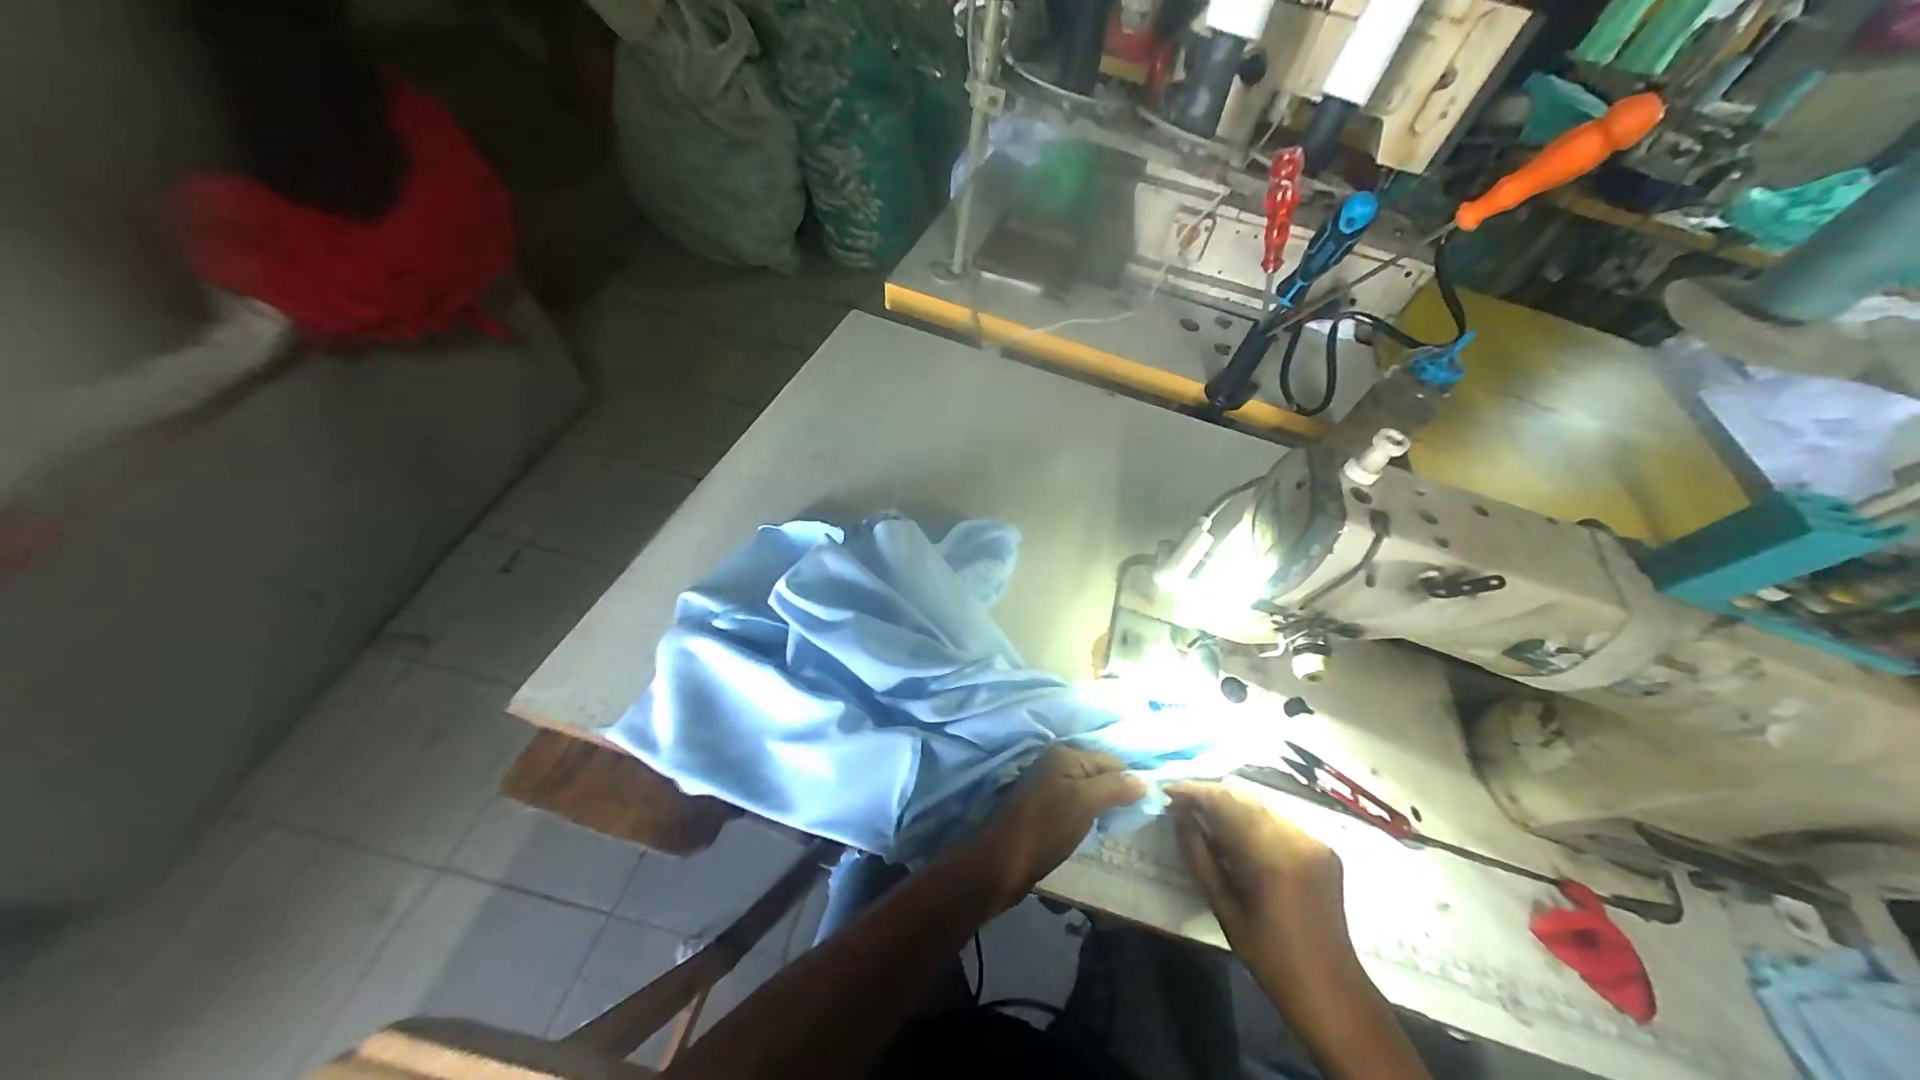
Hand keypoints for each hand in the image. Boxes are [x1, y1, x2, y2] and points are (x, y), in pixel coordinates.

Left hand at [953, 745, 1146, 911]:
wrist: (1003, 861)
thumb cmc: (1046, 826)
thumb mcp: (1085, 801)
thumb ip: (1115, 787)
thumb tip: (1145, 779)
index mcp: (1064, 755)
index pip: (1111, 761)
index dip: (1132, 781)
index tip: (1151, 805)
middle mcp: (1054, 764)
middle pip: (1099, 774)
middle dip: (1119, 792)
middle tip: (1140, 817)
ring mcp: (1047, 786)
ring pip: (1088, 791)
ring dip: (1104, 805)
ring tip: (1123, 825)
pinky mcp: (1043, 809)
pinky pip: (1076, 805)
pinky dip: (1090, 815)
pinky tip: (1098, 829)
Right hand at [1170, 782, 1433, 1079]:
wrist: (1329, 987)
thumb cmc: (1268, 954)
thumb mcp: (1223, 906)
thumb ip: (1198, 854)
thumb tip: (1180, 815)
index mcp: (1272, 855)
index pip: (1226, 803)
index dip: (1194, 792)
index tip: (1168, 790)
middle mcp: (1297, 838)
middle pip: (1245, 799)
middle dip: (1211, 796)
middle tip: (1181, 802)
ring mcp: (1315, 841)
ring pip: (1262, 807)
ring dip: (1231, 806)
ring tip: (1203, 816)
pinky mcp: (1324, 849)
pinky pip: (1279, 822)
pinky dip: (1253, 820)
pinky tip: (1236, 833)